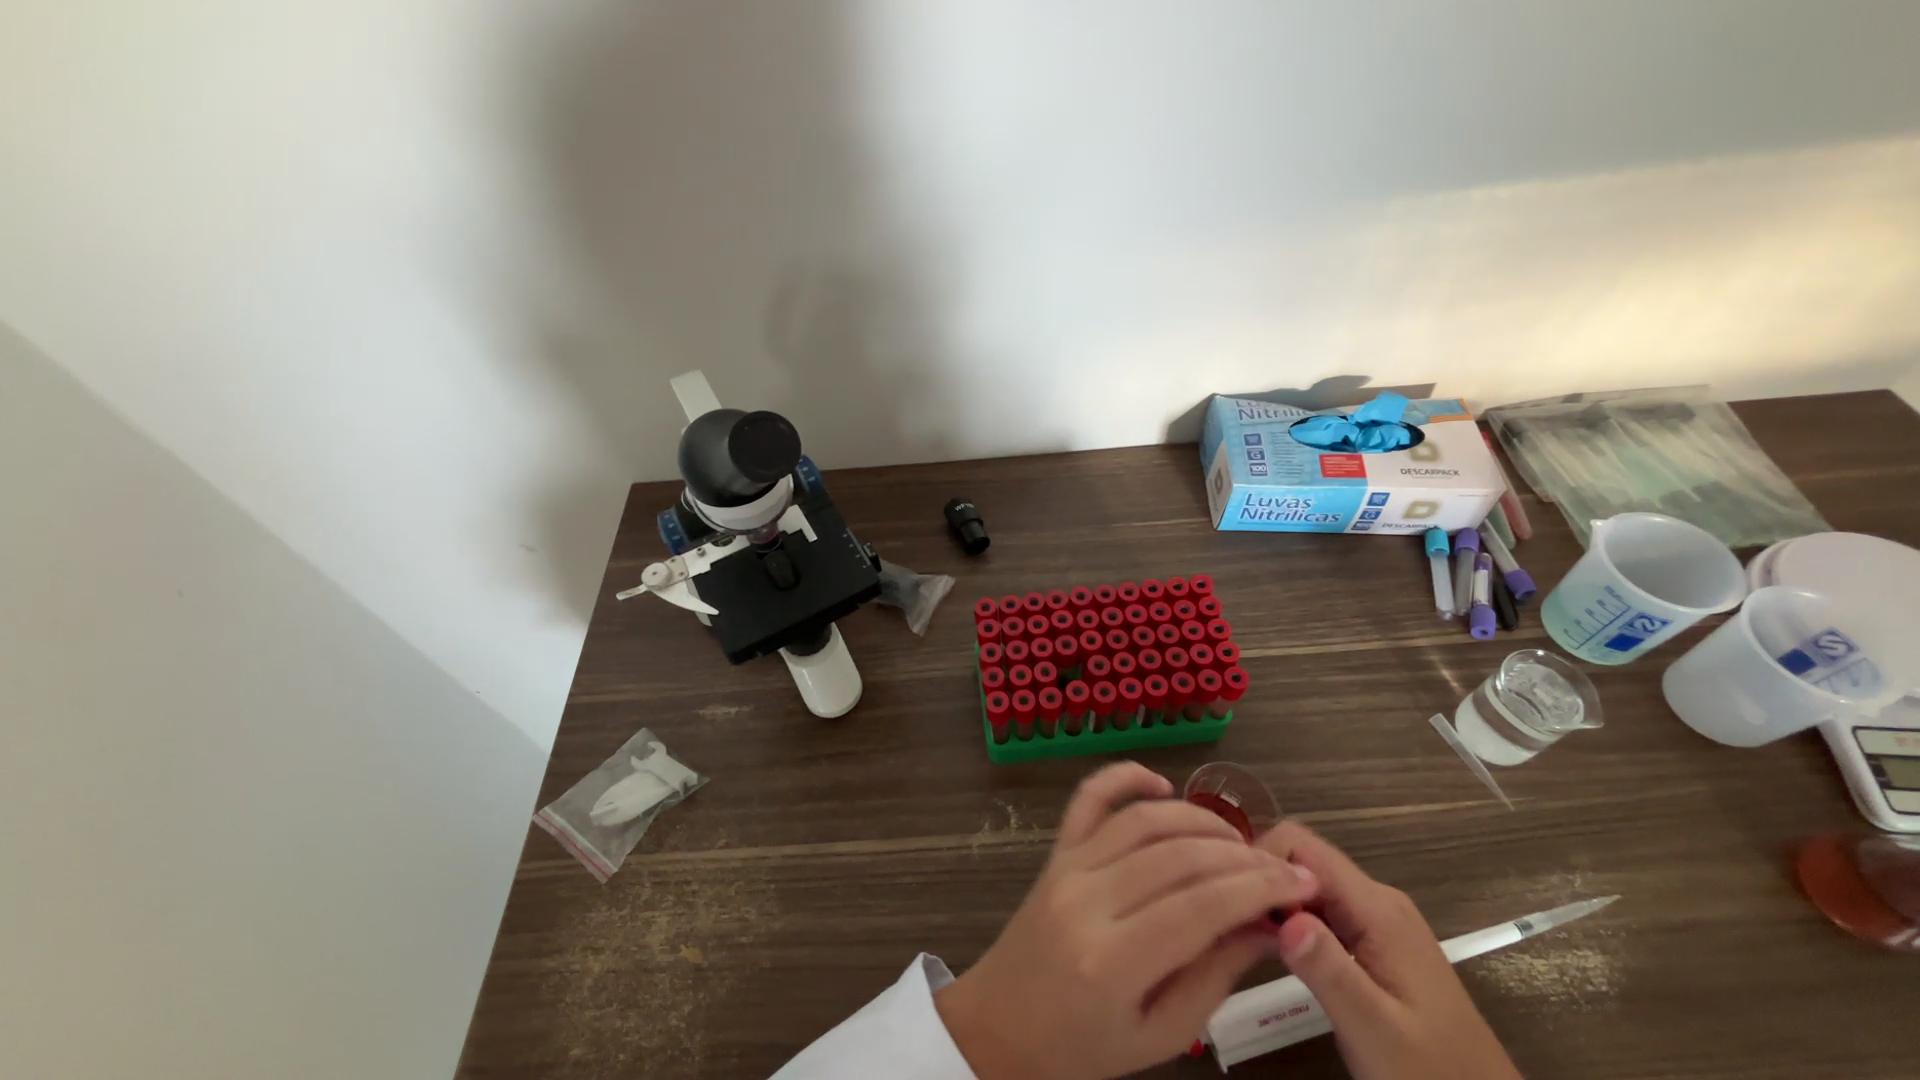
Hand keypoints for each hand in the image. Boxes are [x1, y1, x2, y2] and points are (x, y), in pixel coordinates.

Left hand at [935, 763, 1319, 1079]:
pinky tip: (1163, 783)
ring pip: (1142, 822)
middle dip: (1242, 857)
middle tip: (1282, 866)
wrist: (999, 1027)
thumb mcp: (1161, 1034)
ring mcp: (1066, 869)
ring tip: (1238, 842)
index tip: (1302, 882)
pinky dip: (1123, 778)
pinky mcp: (1054, 854)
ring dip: (1199, 820)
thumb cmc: (1082, 1047)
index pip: (1202, 906)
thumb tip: (1268, 923)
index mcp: (1113, 961)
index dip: (1260, 888)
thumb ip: (1215, 974)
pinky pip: (1087, 800)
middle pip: (1178, 857)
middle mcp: (1087, 902)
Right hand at [1257, 822, 1522, 1079]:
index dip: (1261, 860)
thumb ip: (1330, 972)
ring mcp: (1376, 919)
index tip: (1235, 901)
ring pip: (1308, 885)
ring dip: (1274, 902)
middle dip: (1261, 880)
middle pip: (1302, 860)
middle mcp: (1376, 900)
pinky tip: (1274, 951)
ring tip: (1245, 936)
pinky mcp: (1372, 940)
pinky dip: (1291, 922)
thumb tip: (1286, 917)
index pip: (1303, 845)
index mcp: (1377, 909)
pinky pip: (1321, 910)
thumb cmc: (1431, 1069)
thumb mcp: (1376, 1029)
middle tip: (1232, 923)